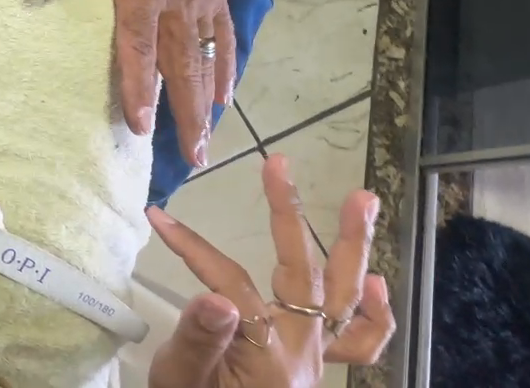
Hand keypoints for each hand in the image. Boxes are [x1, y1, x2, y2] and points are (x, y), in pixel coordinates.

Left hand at [28, 0, 230, 163]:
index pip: (139, 44)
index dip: (139, 85)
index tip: (141, 124)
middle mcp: (177, 2)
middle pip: (181, 65)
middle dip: (185, 113)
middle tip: (192, 159)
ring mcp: (202, 1)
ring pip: (206, 60)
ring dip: (207, 103)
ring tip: (208, 144)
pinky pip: (225, 39)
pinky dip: (226, 69)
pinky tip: (225, 96)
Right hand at [145, 156, 394, 387]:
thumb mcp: (181, 380)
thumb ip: (200, 341)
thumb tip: (217, 297)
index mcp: (267, 357)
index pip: (230, 284)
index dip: (194, 248)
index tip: (157, 218)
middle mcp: (301, 355)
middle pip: (305, 275)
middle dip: (289, 214)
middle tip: (277, 163)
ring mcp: (314, 360)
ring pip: (345, 299)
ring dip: (354, 247)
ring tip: (361, 200)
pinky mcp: (313, 365)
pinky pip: (357, 341)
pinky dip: (371, 311)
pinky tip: (373, 281)